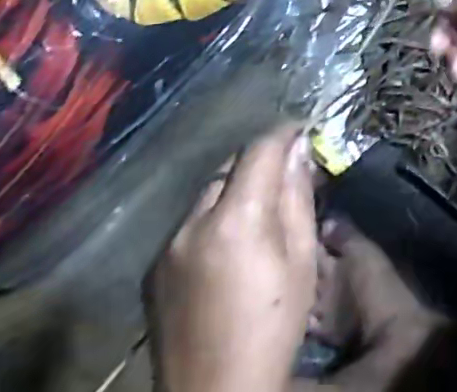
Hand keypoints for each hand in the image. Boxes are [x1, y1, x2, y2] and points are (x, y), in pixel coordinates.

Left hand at [146, 125, 317, 391]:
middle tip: (288, 172)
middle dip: (260, 160)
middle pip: (229, 166)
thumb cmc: (274, 325)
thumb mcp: (301, 257)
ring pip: (207, 194)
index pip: (259, 149)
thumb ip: (297, 196)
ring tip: (261, 211)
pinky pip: (189, 224)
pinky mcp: (153, 270)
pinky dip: (214, 218)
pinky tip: (231, 245)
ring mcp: (166, 247)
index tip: (303, 131)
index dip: (284, 133)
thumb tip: (299, 150)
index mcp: (235, 218)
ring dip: (235, 189)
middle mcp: (192, 222)